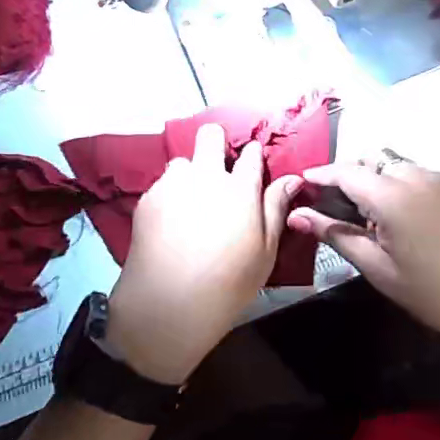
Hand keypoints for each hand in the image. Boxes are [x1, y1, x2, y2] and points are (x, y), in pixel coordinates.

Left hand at [105, 124, 302, 383]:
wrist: (168, 304)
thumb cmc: (229, 282)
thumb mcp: (266, 251)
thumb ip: (276, 208)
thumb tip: (292, 179)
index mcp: (241, 188)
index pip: (251, 153)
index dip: (253, 157)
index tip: (252, 169)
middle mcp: (206, 176)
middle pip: (210, 135)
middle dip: (216, 143)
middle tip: (218, 170)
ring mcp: (173, 185)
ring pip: (182, 162)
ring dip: (190, 174)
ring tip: (192, 203)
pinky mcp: (147, 199)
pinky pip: (162, 185)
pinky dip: (170, 195)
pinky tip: (171, 223)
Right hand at [289, 158, 439, 385]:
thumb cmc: (438, 297)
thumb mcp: (381, 270)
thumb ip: (338, 235)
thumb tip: (299, 214)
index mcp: (393, 197)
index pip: (347, 171)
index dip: (323, 174)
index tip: (307, 182)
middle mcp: (421, 175)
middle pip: (379, 163)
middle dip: (358, 178)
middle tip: (349, 209)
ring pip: (408, 169)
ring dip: (391, 184)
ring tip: (390, 221)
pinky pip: (436, 179)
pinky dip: (421, 192)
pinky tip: (427, 224)